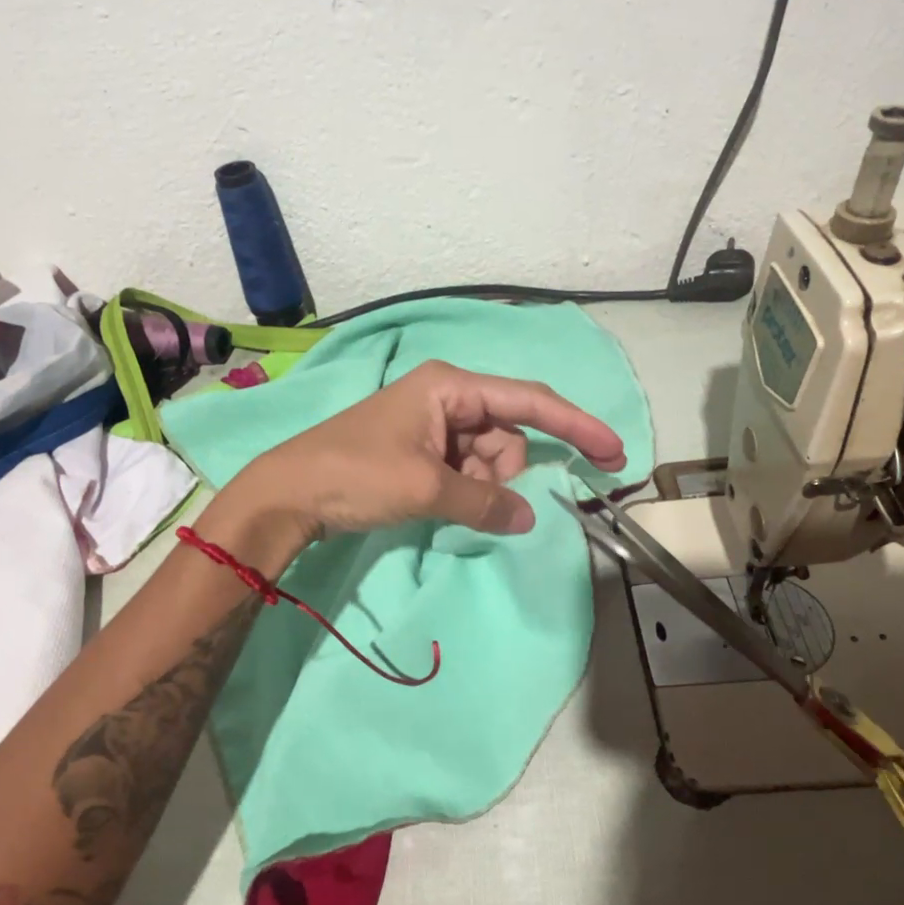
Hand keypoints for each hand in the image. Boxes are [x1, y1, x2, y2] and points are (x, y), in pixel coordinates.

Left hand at [217, 360, 625, 546]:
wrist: (289, 493)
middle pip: (509, 432)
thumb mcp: (425, 488)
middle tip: (470, 495)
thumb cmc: (355, 474)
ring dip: (483, 484)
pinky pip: (466, 469)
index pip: (530, 400)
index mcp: (450, 386)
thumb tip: (528, 518)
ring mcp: (433, 424)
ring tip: (440, 500)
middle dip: (505, 469)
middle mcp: (447, 396)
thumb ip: (485, 501)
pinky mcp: (421, 450)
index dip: (576, 425)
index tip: (614, 452)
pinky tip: (439, 503)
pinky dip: (466, 490)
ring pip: (489, 456)